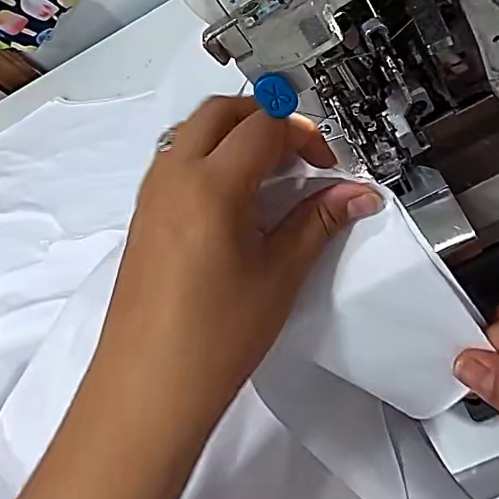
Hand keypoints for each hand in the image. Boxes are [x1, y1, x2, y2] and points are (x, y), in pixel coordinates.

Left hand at [94, 96, 381, 427]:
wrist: (148, 388)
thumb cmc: (210, 340)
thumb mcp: (280, 273)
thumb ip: (319, 221)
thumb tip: (354, 195)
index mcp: (211, 185)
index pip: (264, 126)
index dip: (304, 135)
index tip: (325, 164)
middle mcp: (174, 177)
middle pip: (223, 110)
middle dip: (267, 115)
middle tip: (299, 149)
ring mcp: (153, 193)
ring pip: (195, 129)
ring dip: (235, 131)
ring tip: (270, 171)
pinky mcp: (144, 213)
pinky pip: (177, 158)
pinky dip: (210, 155)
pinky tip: (235, 197)